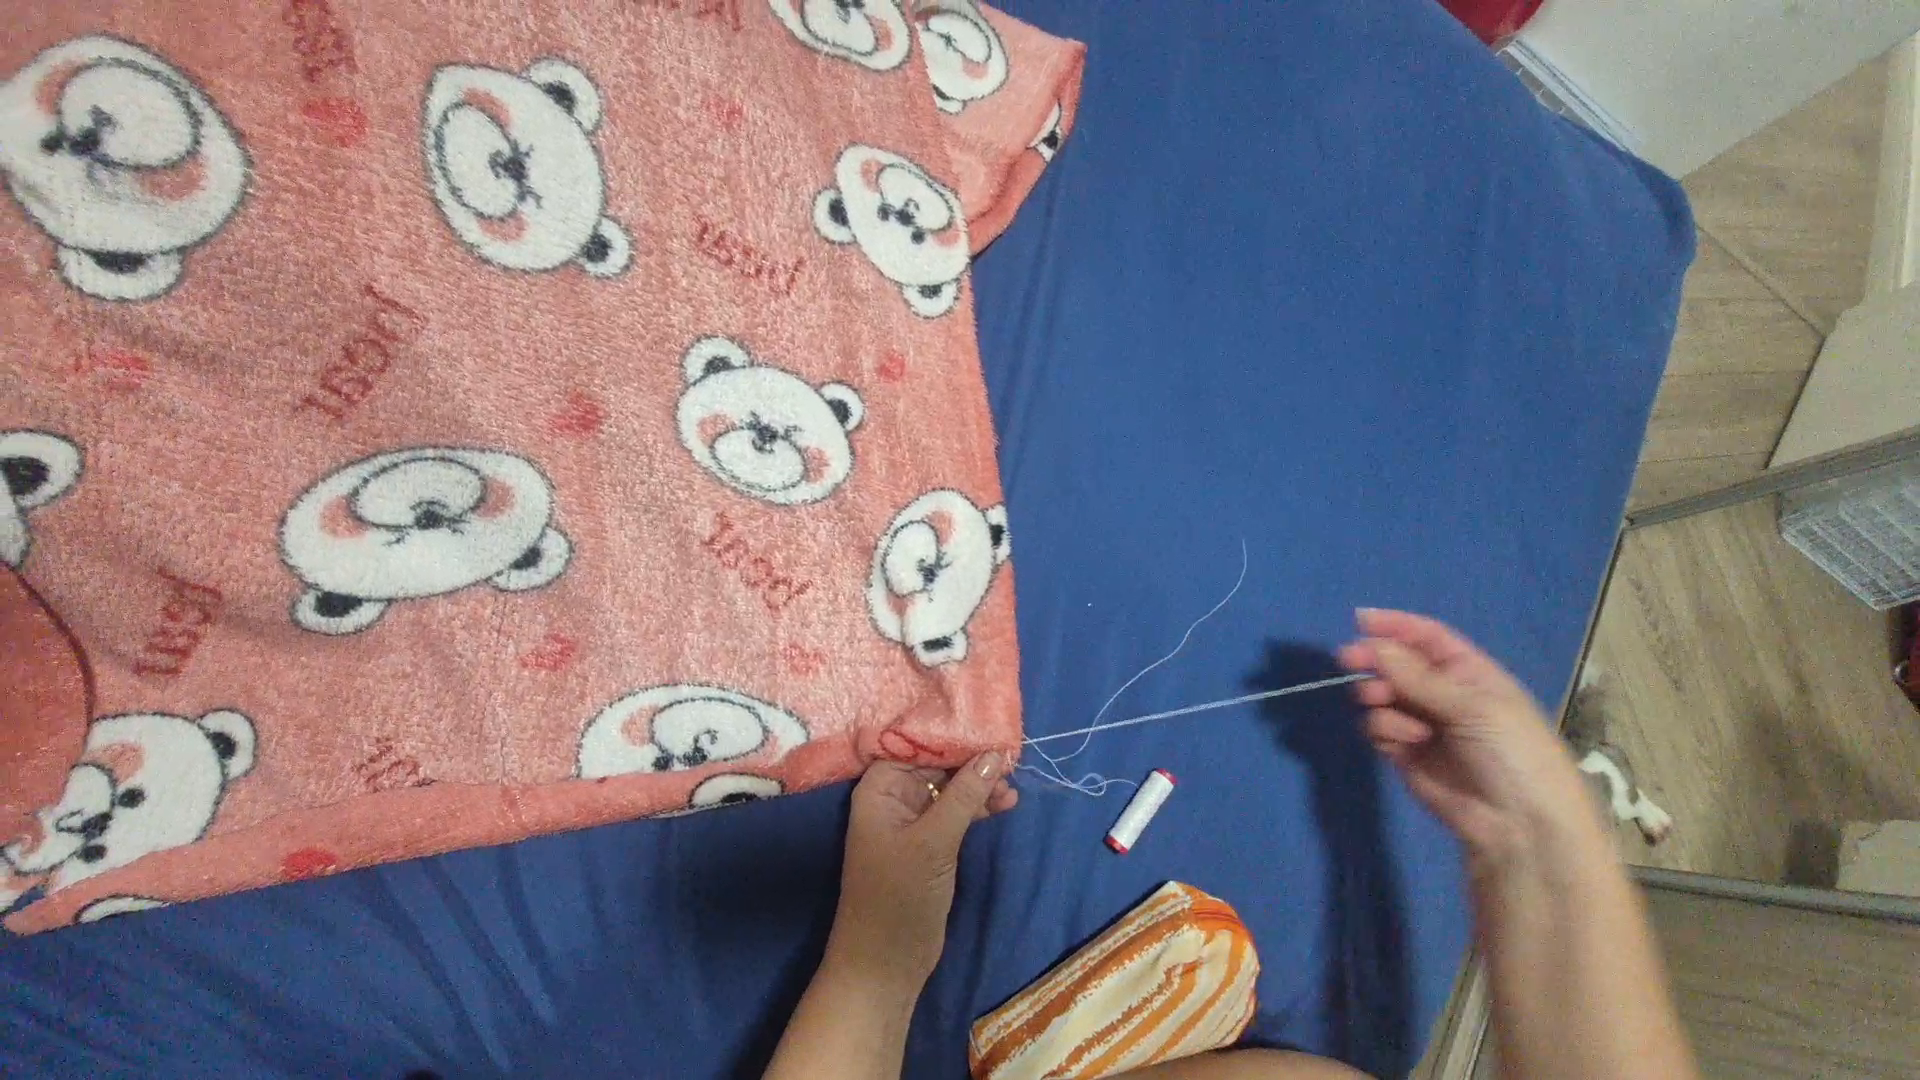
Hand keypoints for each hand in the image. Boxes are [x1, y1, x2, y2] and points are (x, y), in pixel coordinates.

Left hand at [828, 755, 1017, 988]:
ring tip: (1012, 787)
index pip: (916, 743)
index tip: (990, 725)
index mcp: (880, 786)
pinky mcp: (929, 841)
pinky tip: (1005, 803)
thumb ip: (964, 795)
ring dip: (979, 785)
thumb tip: (995, 754)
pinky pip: (956, 810)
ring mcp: (912, 819)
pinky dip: (978, 806)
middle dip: (971, 759)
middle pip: (936, 762)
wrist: (885, 964)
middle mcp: (894, 795)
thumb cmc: (899, 896)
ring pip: (950, 787)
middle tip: (1011, 757)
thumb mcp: (934, 841)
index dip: (952, 733)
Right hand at [1337, 609, 1596, 867]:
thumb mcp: (1474, 707)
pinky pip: (1379, 727)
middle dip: (1374, 660)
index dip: (1396, 625)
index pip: (1428, 638)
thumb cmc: (1514, 754)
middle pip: (1397, 664)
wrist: (1520, 826)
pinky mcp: (1404, 752)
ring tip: (1381, 703)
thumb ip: (1419, 676)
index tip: (1360, 620)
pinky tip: (1404, 741)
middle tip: (1349, 661)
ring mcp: (1422, 723)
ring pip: (1381, 694)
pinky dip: (1383, 728)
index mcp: (1470, 673)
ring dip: (1377, 695)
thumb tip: (1374, 645)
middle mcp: (1443, 694)